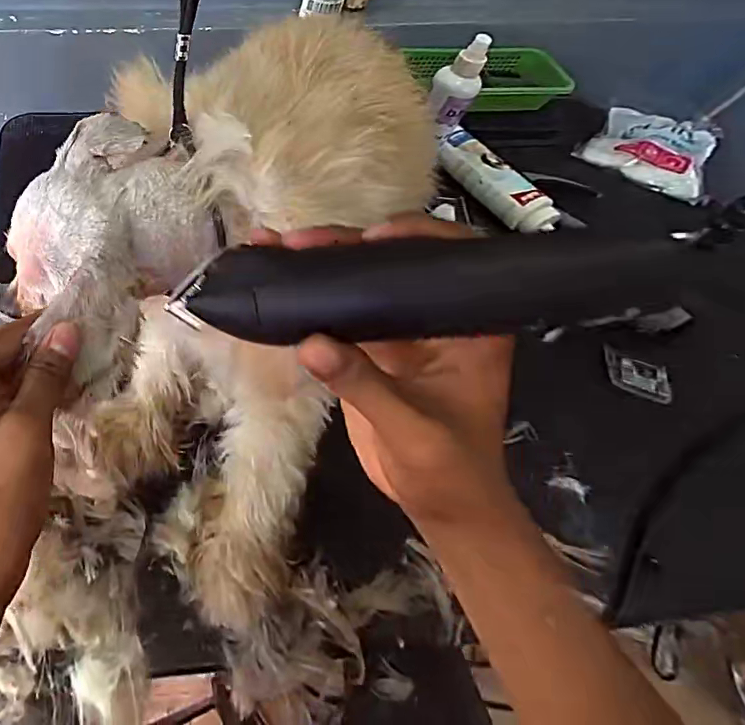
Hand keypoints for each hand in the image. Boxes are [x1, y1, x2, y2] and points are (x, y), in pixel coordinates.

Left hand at [0, 316, 78, 622]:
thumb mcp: (27, 431)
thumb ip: (47, 375)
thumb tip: (69, 327)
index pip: (12, 336)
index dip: (56, 332)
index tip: (101, 326)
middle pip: (11, 359)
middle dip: (54, 360)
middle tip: (106, 355)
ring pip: (13, 386)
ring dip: (49, 385)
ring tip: (97, 378)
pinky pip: (8, 411)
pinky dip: (37, 409)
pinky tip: (70, 408)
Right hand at [251, 215, 517, 527]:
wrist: (440, 508)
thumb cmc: (449, 470)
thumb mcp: (413, 431)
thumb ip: (364, 386)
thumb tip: (309, 344)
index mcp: (469, 324)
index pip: (450, 259)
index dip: (415, 236)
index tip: (373, 237)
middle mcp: (435, 315)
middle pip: (392, 262)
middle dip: (347, 243)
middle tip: (302, 239)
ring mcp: (400, 328)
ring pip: (360, 280)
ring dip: (320, 262)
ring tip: (276, 243)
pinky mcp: (370, 344)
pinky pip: (339, 311)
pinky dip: (309, 295)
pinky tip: (276, 276)